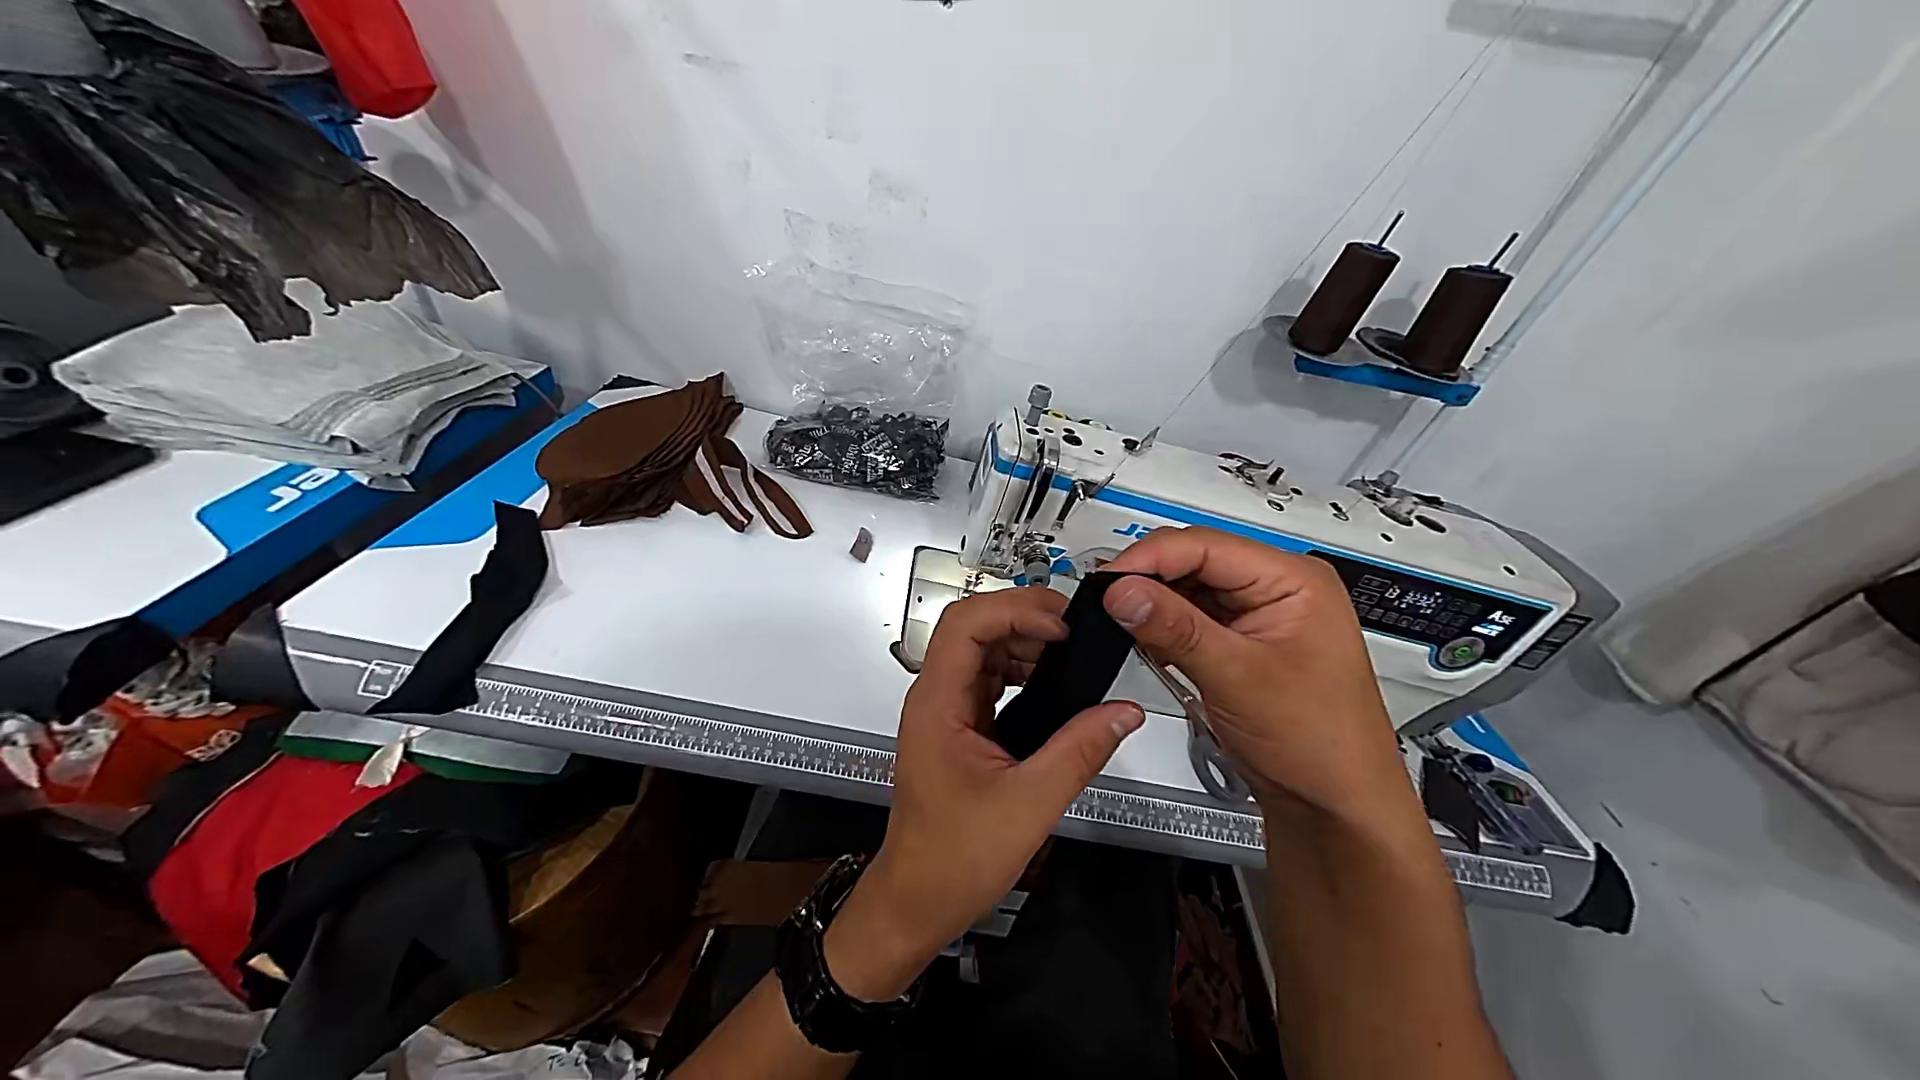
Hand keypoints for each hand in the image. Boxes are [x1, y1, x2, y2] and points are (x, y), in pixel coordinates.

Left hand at [823, 587, 1144, 1000]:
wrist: (918, 899)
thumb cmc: (951, 860)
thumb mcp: (1029, 805)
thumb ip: (1079, 752)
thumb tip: (1121, 714)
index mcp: (936, 706)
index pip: (965, 625)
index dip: (1014, 612)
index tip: (1058, 628)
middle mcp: (935, 698)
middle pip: (973, 627)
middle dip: (1023, 617)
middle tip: (1072, 628)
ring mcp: (945, 710)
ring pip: (982, 649)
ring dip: (1024, 641)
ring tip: (1069, 652)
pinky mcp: (959, 725)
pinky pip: (989, 677)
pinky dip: (1021, 669)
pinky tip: (1051, 680)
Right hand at [1101, 527, 1413, 825]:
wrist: (1333, 803)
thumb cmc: (1322, 744)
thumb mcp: (1237, 678)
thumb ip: (1175, 629)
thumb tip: (1124, 591)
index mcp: (1293, 580)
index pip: (1203, 546)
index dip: (1148, 559)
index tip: (1108, 582)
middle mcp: (1277, 587)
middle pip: (1192, 560)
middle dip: (1147, 581)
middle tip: (1110, 604)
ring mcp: (1257, 613)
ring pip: (1186, 588)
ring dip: (1154, 606)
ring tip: (1130, 629)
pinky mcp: (1239, 637)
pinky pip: (1190, 616)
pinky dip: (1164, 627)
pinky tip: (1151, 644)